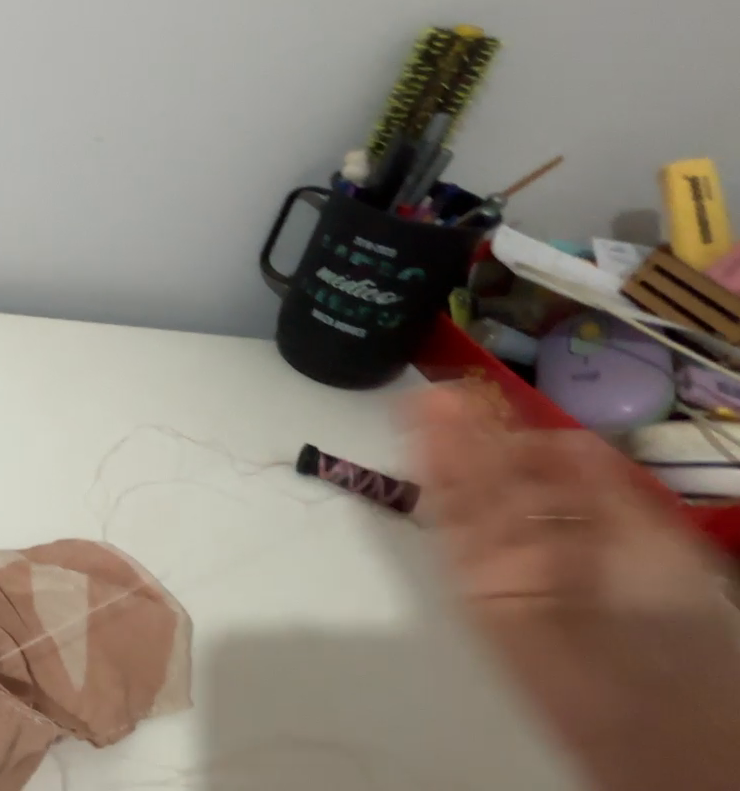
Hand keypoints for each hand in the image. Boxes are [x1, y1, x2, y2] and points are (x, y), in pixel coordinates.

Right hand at [410, 387, 739, 790]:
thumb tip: (560, 438)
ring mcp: (501, 555)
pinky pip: (450, 521)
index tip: (499, 402)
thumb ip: (603, 491)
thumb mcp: (657, 546)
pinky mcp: (469, 574)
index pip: (546, 471)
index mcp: (593, 530)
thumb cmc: (672, 624)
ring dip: (444, 446)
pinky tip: (422, 441)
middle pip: (497, 476)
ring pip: (466, 491)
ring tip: (424, 399)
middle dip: (474, 433)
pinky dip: (434, 480)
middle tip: (448, 390)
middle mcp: (543, 538)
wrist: (646, 705)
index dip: (522, 435)